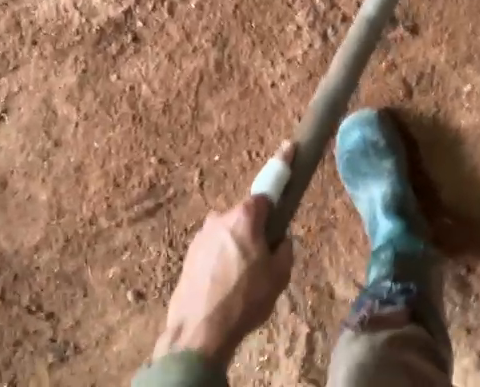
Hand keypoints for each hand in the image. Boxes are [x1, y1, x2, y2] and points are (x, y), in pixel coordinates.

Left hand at [152, 144, 296, 366]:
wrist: (197, 334)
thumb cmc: (244, 300)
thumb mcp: (279, 275)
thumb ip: (285, 250)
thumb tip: (280, 241)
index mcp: (247, 216)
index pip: (270, 182)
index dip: (284, 163)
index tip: (290, 145)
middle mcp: (222, 217)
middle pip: (249, 215)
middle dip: (259, 230)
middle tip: (265, 259)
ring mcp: (202, 235)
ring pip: (231, 234)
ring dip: (239, 248)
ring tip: (242, 283)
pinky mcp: (190, 255)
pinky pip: (215, 250)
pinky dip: (223, 262)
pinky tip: (226, 288)